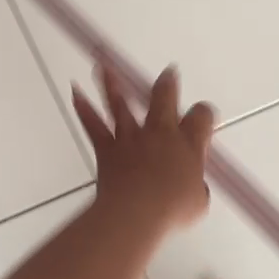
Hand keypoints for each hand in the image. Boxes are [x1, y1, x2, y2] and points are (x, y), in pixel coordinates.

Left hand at [72, 64, 214, 230]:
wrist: (135, 212)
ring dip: (112, 83)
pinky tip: (75, 92)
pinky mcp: (107, 147)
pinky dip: (83, 108)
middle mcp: (160, 132)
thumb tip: (190, 185)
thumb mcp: (198, 201)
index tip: (201, 117)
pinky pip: (93, 124)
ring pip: (121, 104)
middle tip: (168, 73)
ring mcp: (131, 137)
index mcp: (188, 144)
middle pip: (164, 98)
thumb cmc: (171, 210)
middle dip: (167, 83)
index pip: (201, 117)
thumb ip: (195, 185)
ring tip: (104, 66)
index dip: (203, 115)